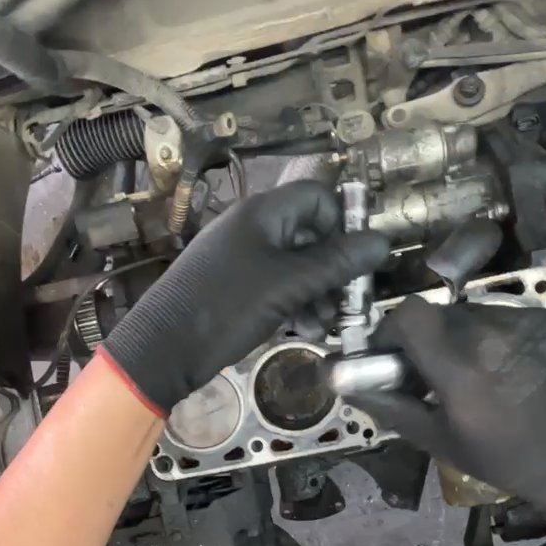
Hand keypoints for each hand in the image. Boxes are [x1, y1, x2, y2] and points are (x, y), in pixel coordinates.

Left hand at [99, 182, 390, 413]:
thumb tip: (381, 242)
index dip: (341, 225)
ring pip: (294, 265)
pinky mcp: (234, 287)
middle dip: (333, 268)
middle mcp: (252, 227)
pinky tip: (306, 329)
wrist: (164, 347)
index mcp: (263, 212)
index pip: (318, 197)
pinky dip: (295, 303)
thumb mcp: (288, 285)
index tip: (355, 262)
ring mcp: (240, 258)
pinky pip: (276, 286)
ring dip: (318, 291)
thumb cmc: (227, 307)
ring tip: (328, 324)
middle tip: (349, 303)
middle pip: (309, 234)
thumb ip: (336, 263)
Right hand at [347, 299, 545, 544]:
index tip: (392, 354)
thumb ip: (392, 407)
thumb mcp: (442, 441)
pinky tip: (513, 372)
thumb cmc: (509, 460)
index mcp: (461, 365)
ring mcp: (530, 322)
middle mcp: (494, 332)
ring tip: (479, 375)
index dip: (392, 329)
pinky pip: (511, 318)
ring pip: (476, 314)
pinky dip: (500, 338)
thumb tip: (345, 385)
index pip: (409, 314)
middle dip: (428, 339)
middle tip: (434, 372)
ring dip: (464, 337)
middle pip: (441, 314)